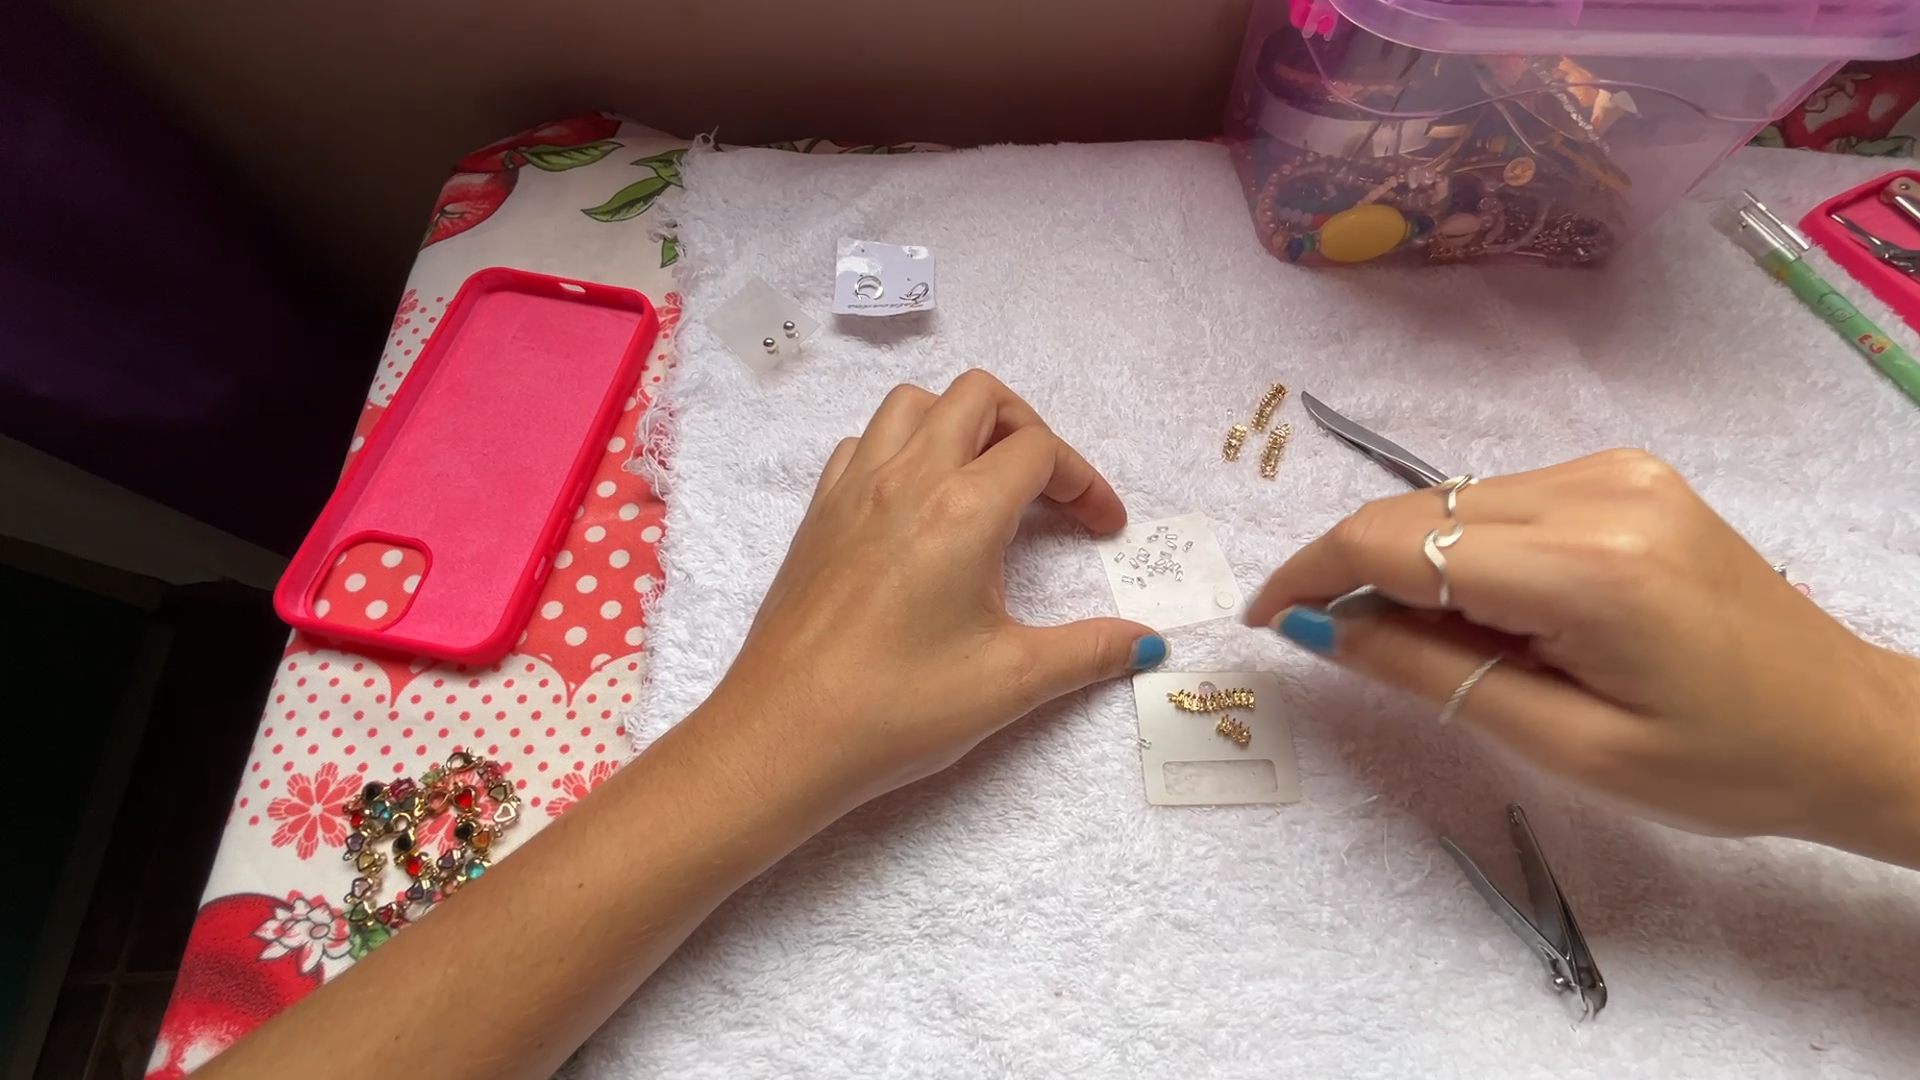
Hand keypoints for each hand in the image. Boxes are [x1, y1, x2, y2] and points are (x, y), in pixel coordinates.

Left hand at [702, 370, 1165, 809]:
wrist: (781, 737)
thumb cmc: (899, 708)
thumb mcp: (1011, 681)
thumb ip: (1091, 651)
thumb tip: (1151, 646)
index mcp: (961, 509)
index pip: (1039, 452)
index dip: (1086, 482)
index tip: (1104, 529)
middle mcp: (906, 477)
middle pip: (979, 397)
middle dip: (1028, 429)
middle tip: (1048, 490)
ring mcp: (853, 487)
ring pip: (914, 405)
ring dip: (961, 425)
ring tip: (983, 481)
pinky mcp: (819, 510)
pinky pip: (865, 443)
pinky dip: (903, 449)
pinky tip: (915, 503)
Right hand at [1247, 449, 1919, 864]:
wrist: (1864, 728)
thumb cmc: (1720, 763)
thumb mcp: (1558, 742)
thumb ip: (1424, 671)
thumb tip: (1316, 626)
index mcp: (1586, 568)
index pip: (1390, 544)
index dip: (1308, 574)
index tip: (1265, 616)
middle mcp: (1593, 490)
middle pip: (1404, 515)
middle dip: (1343, 570)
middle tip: (1326, 633)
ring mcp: (1607, 469)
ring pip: (1434, 504)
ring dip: (1394, 563)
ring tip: (1412, 630)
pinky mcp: (1611, 471)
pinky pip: (1477, 502)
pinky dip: (1441, 549)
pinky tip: (1468, 600)